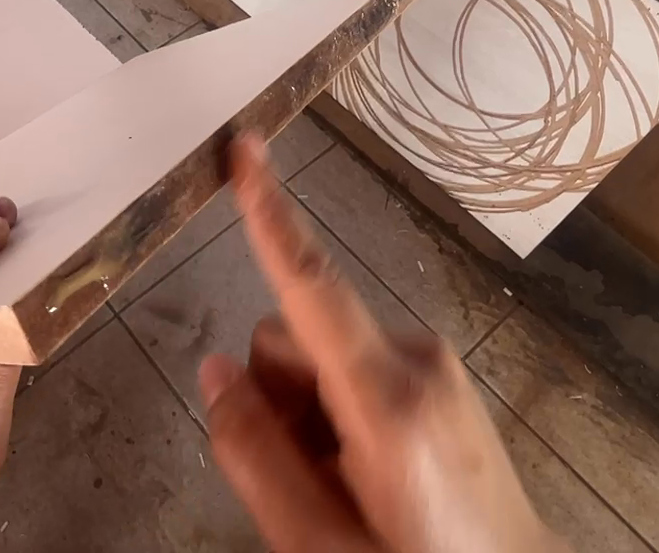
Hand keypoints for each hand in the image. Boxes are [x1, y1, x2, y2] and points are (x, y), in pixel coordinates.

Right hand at [200, 136, 564, 552]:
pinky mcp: (442, 375)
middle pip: (293, 334)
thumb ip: (255, 454)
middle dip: (278, 395)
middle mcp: (417, 358)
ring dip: (307, 410)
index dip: (270, 212)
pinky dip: (340, 409)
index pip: (310, 282)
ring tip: (341, 485)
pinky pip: (356, 365)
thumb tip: (216, 368)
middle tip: (305, 478)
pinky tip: (368, 471)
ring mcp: (436, 364)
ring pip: (320, 352)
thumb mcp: (318, 547)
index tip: (246, 146)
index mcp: (387, 398)